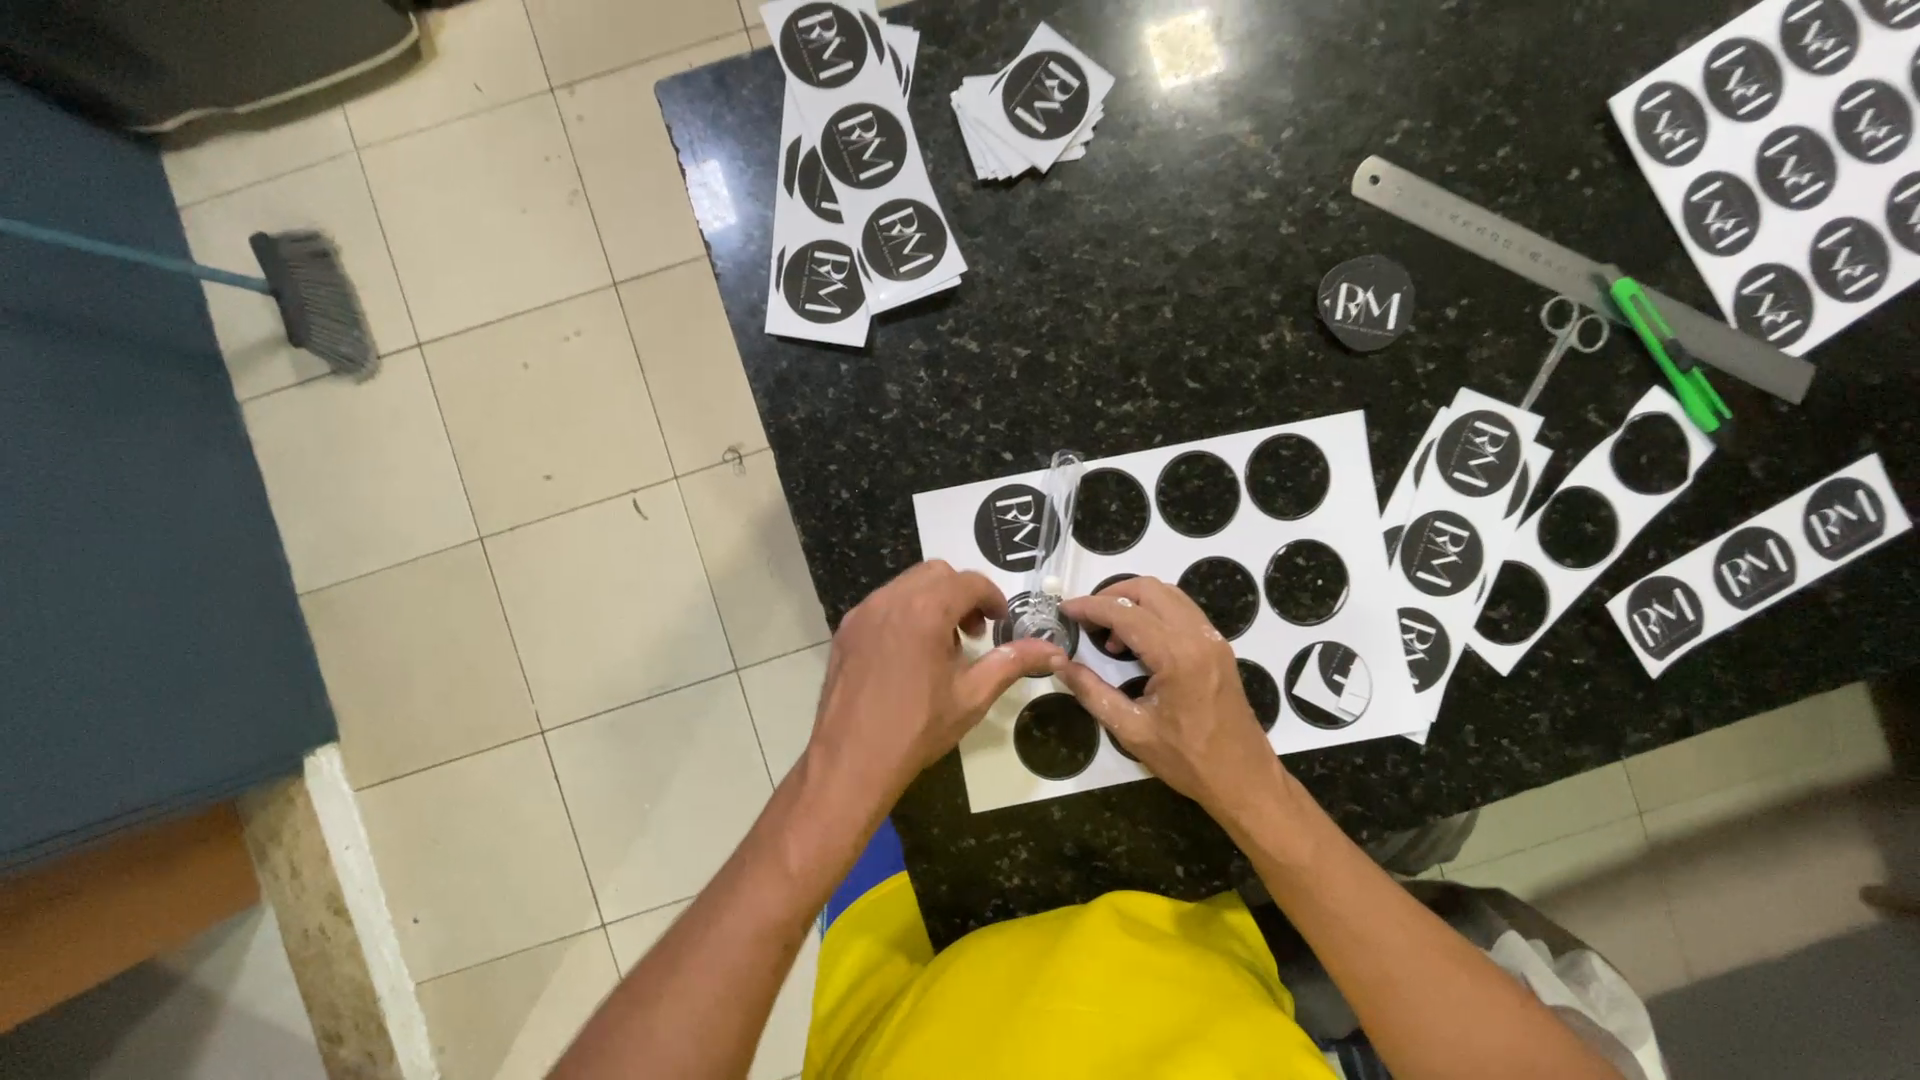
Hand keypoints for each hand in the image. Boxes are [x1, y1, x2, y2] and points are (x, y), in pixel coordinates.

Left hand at [806, 561, 1062, 806]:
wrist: (850, 761)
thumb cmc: (917, 729)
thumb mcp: (972, 696)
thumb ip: (1012, 663)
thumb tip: (1053, 650)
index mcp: (924, 611)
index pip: (968, 582)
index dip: (992, 597)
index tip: (1001, 621)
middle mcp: (889, 600)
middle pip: (936, 574)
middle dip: (961, 594)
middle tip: (974, 633)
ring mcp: (862, 614)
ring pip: (905, 585)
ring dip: (932, 601)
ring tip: (942, 647)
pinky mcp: (845, 631)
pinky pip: (882, 605)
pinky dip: (904, 614)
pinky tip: (910, 656)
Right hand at [1053, 577, 1288, 820]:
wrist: (1244, 780)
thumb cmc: (1188, 760)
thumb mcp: (1131, 730)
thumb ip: (1092, 691)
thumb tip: (1058, 664)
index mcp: (1177, 656)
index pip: (1124, 613)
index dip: (1089, 607)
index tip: (1064, 610)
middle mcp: (1198, 636)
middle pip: (1149, 589)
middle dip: (1111, 595)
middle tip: (1085, 619)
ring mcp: (1212, 639)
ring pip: (1168, 594)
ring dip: (1134, 601)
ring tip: (1108, 633)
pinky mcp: (1218, 647)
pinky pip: (1182, 611)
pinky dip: (1154, 612)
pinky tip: (1136, 642)